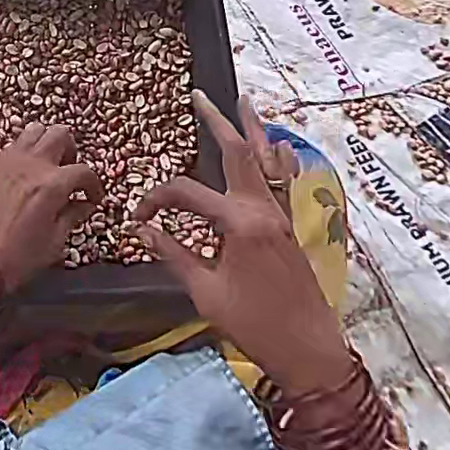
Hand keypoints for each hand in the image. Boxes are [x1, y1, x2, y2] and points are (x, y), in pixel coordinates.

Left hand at [0, 123, 101, 285]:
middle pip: (60, 134)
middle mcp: (32, 163)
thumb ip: (71, 216)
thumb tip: (84, 204)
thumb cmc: (16, 257)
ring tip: (48, 167)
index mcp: (52, 184)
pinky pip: (15, 145)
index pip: (84, 171)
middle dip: (71, 151)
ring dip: (47, 143)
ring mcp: (9, 160)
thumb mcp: (54, 242)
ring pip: (35, 131)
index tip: (93, 197)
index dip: (93, 185)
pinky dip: (26, 152)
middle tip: (70, 175)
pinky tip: (26, 174)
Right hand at [135, 92, 353, 394]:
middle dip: (218, 122)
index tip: (138, 218)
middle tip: (200, 96)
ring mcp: (280, 216)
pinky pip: (282, 182)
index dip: (156, 199)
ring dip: (252, 130)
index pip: (186, 194)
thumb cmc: (255, 325)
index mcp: (239, 223)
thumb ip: (172, 254)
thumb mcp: (205, 292)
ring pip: (264, 161)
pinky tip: (276, 146)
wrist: (311, 354)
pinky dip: (275, 160)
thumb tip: (141, 229)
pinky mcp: (289, 227)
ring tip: (243, 102)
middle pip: (237, 153)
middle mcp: (262, 210)